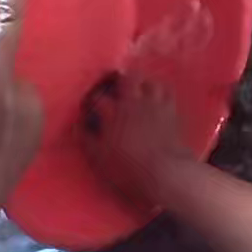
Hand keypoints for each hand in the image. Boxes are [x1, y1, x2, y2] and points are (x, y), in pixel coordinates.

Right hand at [83, 74, 192, 205]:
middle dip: (123, 78)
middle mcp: (135, 103)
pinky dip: (163, 94)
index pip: (98, 98)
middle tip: (119, 85)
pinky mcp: (173, 114)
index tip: (90, 107)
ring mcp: (156, 106)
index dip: (92, 100)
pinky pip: (169, 94)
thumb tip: (78, 126)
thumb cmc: (128, 167)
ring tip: (141, 89)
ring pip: (153, 83)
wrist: (165, 173)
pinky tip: (159, 100)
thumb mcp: (99, 158)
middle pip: (130, 78)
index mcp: (114, 113)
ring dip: (146, 83)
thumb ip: (87, 139)